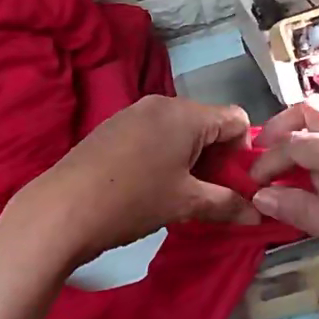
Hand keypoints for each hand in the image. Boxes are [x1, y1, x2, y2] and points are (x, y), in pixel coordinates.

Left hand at [7, 96, 260, 268]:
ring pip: (180, 129)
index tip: (233, 184)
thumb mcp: (186, 204)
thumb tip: (259, 215)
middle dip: (216, 157)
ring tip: (177, 193)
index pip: (236, 119)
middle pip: (208, 123)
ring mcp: (135, 111)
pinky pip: (155, 133)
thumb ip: (227, 204)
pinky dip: (164, 154)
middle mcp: (162, 103)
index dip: (243, 152)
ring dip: (190, 158)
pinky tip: (149, 185)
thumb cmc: (132, 200)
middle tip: (207, 194)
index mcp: (186, 114)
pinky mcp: (114, 125)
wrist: (60, 210)